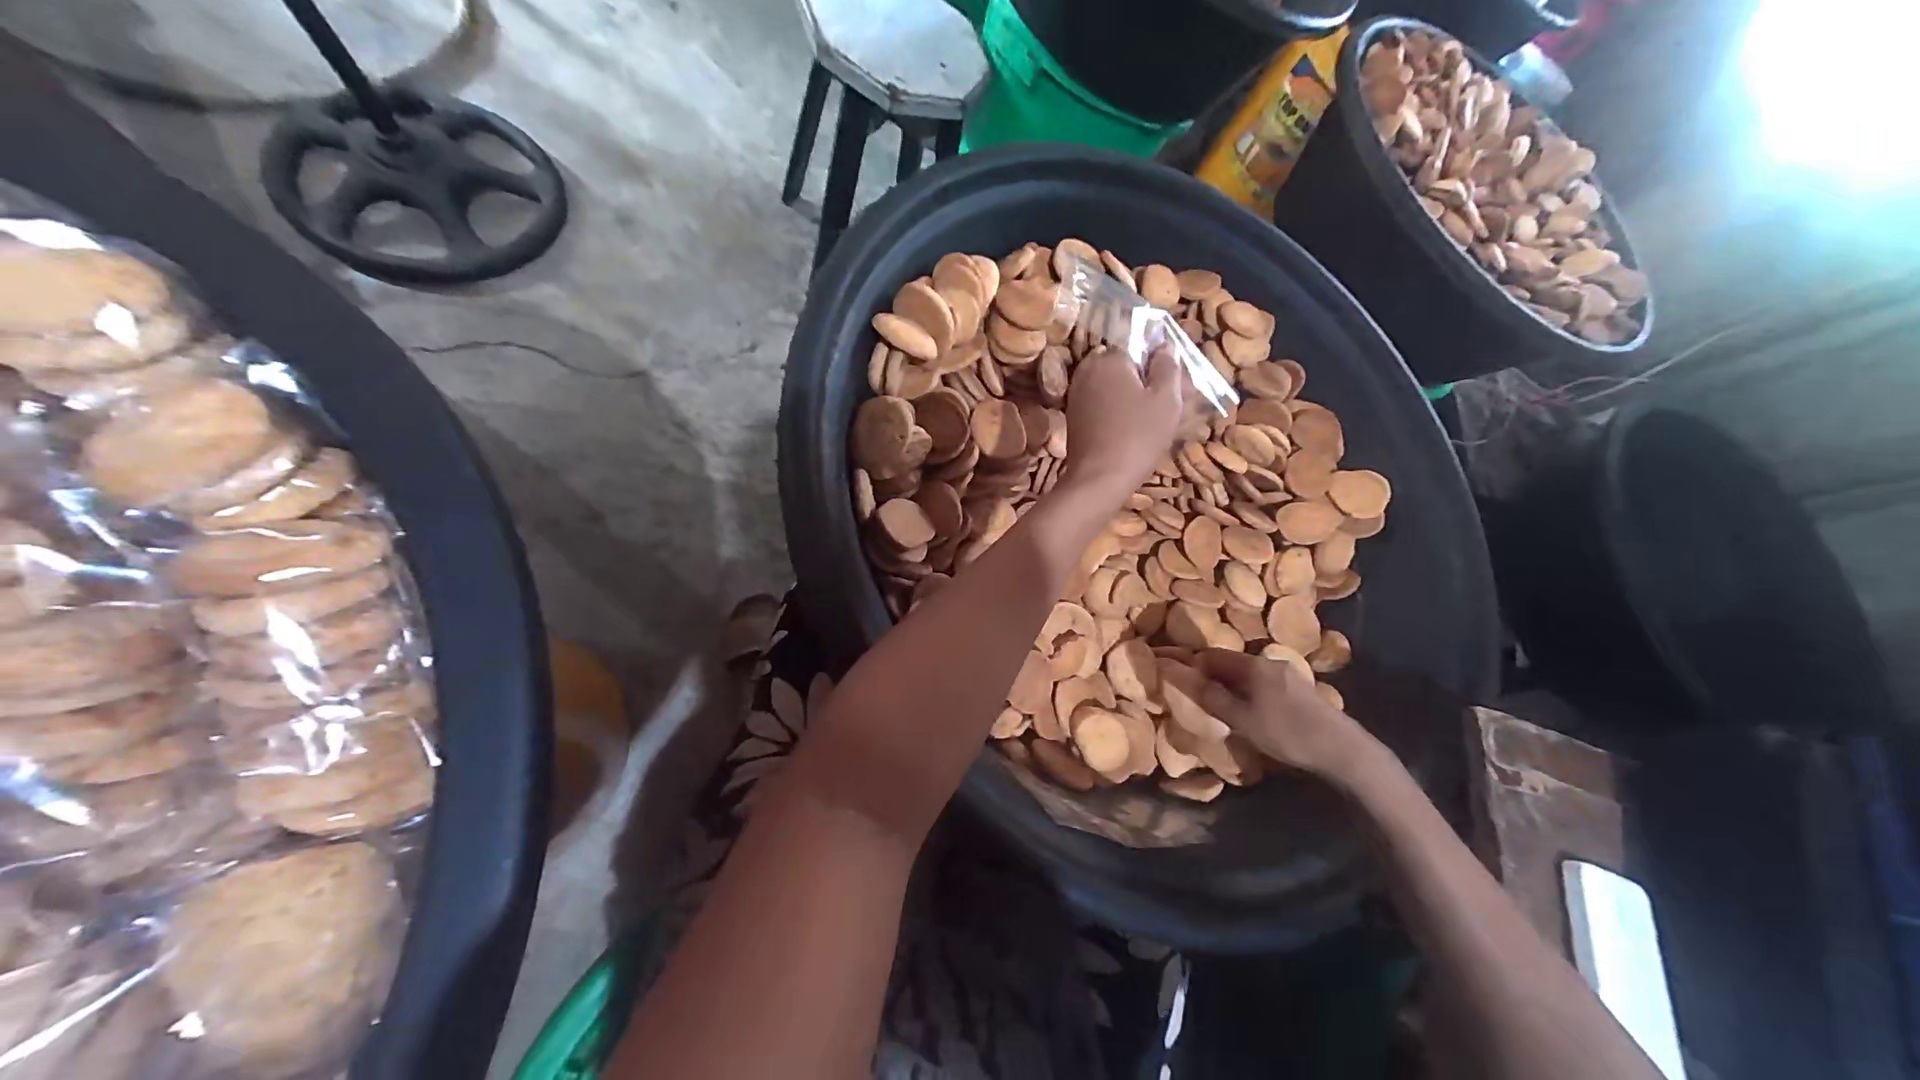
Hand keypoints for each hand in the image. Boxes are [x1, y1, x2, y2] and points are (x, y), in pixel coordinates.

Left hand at [1060, 347, 1183, 498]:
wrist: (1098, 478)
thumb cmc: (1138, 436)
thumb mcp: (1166, 399)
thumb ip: (1167, 367)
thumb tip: (1165, 345)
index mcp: (1109, 358)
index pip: (1139, 347)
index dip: (1158, 366)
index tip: (1173, 388)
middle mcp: (1087, 369)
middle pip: (1124, 368)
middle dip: (1144, 381)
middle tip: (1167, 407)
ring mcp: (1076, 394)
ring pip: (1113, 387)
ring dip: (1132, 398)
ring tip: (1152, 422)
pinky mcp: (1074, 416)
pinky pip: (1102, 404)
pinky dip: (1117, 412)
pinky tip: (1130, 431)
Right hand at [1192, 648, 1384, 784]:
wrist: (1342, 750)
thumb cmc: (1286, 733)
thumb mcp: (1241, 719)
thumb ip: (1209, 695)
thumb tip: (1177, 672)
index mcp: (1252, 665)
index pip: (1210, 655)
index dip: (1189, 663)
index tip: (1172, 674)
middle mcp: (1269, 662)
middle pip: (1229, 662)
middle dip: (1208, 674)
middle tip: (1191, 692)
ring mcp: (1288, 674)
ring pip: (1247, 673)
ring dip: (1228, 684)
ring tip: (1217, 704)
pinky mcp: (1299, 689)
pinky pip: (1262, 682)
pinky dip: (1246, 691)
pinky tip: (1247, 709)